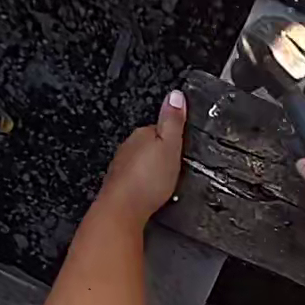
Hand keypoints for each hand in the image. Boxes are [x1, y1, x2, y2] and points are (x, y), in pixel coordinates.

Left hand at [94, 89, 187, 226]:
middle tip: (179, 165)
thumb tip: (176, 95)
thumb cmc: (147, 180)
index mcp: (141, 134)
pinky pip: (137, 179)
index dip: (174, 137)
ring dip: (152, 169)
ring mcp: (122, 167)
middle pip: (149, 145)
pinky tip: (152, 191)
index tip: (184, 146)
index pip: (160, 127)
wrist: (123, 209)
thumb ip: (172, 121)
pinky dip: (145, 183)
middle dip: (162, 154)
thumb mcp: (170, 145)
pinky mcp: (120, 185)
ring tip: (167, 180)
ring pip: (141, 163)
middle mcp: (128, 148)